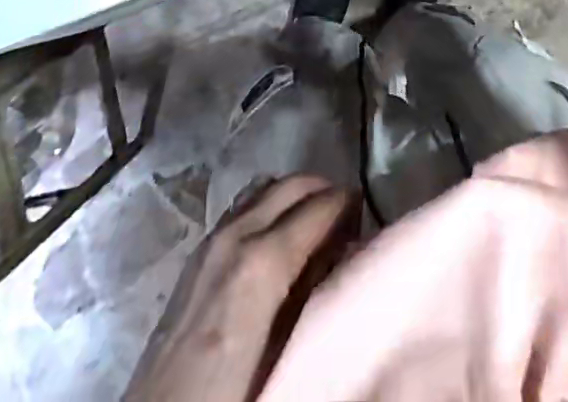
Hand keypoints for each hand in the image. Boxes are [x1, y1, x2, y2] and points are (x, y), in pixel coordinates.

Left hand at [124, 175, 358, 401]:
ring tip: (318, 224)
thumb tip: (343, 252)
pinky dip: (269, 206)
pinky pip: (243, 207)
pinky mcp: (198, 251)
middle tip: (349, 217)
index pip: (319, 205)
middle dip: (324, 191)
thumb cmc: (236, 388)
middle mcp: (236, 234)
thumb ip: (317, 290)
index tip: (369, 213)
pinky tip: (279, 235)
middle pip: (290, 185)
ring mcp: (212, 238)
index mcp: (263, 259)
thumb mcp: (290, 343)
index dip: (349, 204)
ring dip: (295, 196)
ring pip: (264, 189)